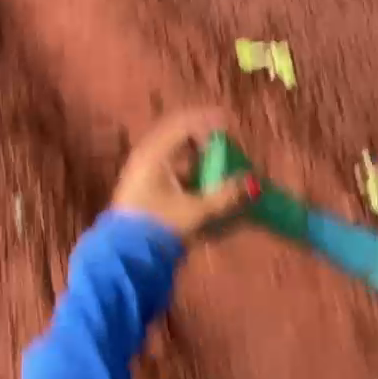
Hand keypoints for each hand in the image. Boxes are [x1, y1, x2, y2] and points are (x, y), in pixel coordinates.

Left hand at [110, 107, 257, 241]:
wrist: (125, 257)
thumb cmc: (159, 227)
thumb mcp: (196, 211)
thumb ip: (226, 195)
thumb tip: (252, 182)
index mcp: (155, 154)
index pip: (184, 124)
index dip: (208, 121)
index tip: (228, 124)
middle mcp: (146, 156)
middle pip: (177, 133)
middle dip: (202, 134)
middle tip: (224, 137)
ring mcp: (142, 171)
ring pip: (172, 150)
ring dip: (195, 151)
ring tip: (217, 157)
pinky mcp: (143, 186)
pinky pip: (168, 164)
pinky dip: (187, 165)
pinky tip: (201, 177)